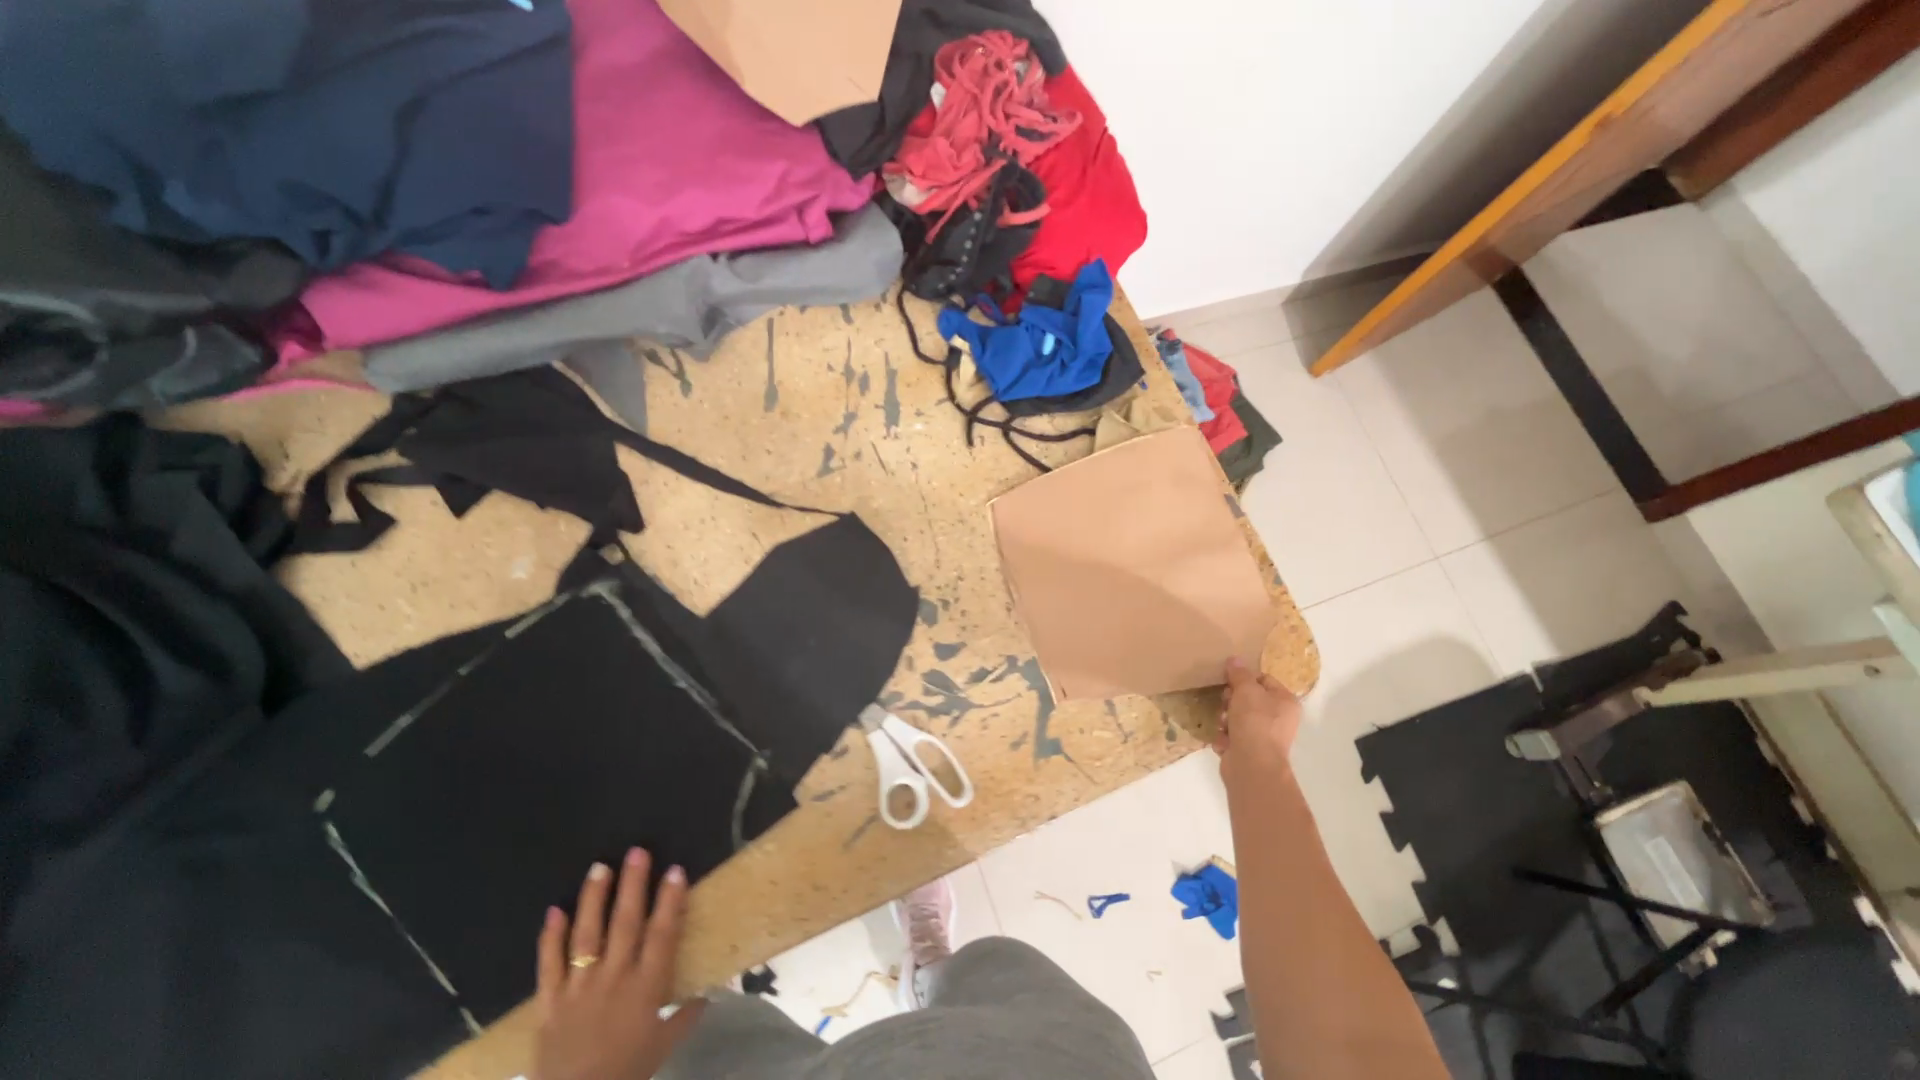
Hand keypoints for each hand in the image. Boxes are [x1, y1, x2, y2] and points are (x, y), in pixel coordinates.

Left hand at [532, 849, 706, 1079]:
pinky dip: (551, 936)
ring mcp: (579, 986)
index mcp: (645, 988)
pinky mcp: (550, 1001)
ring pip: (586, 934)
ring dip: (593, 899)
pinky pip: (549, 964)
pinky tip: (554, 911)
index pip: (662, 935)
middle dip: (633, 885)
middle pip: (625, 923)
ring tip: (599, 868)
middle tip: (637, 852)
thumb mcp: (663, 1049)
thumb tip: (706, 996)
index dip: (670, 901)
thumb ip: (685, 1018)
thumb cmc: (626, 1074)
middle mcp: (614, 978)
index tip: (675, 871)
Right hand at [1213, 658, 1302, 777]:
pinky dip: (1225, 738)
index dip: (1244, 679)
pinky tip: (1224, 742)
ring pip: (1236, 718)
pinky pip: (1231, 736)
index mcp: (1285, 702)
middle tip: (1226, 704)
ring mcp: (1263, 736)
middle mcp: (1278, 719)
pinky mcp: (1249, 751)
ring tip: (1224, 726)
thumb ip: (1239, 674)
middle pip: (1247, 699)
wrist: (1252, 765)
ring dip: (1225, 720)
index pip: (1263, 680)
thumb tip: (1234, 659)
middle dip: (1231, 701)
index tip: (1229, 681)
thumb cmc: (1255, 722)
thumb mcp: (1246, 690)